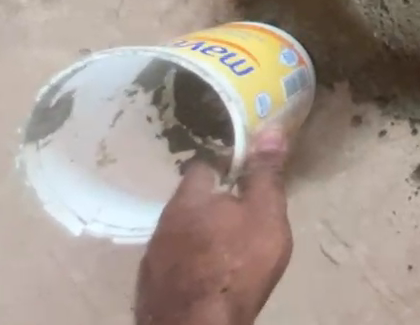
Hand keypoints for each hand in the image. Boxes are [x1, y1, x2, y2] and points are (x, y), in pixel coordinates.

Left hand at [135, 129, 292, 324]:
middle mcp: (161, 227)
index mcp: (188, 203)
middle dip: (216, 199)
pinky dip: (193, 256)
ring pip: (181, 232)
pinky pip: (175, 259)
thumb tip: (268, 130)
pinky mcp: (151, 289)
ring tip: (232, 238)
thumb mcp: (266, 210)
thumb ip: (265, 173)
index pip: (202, 167)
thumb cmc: (240, 261)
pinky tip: (212, 268)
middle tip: (247, 205)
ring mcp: (151, 262)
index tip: (249, 166)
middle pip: (190, 201)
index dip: (226, 162)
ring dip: (203, 229)